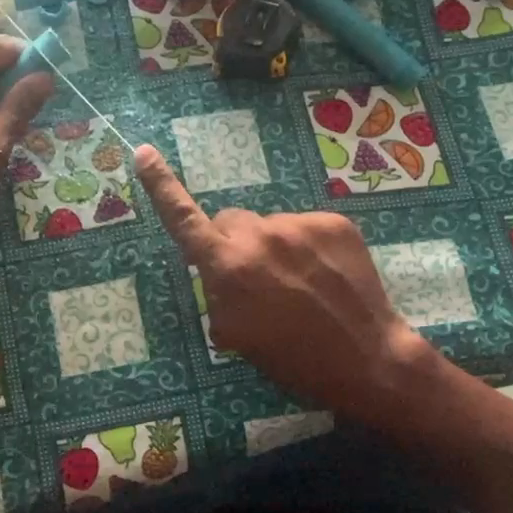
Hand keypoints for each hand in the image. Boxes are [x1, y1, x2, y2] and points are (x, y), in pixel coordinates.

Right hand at [132, 144, 434, 407]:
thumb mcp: (236, 334)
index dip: (160, 186)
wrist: (369, 360)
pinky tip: (324, 277)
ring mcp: (300, 225)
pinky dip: (307, 247)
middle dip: (232, 244)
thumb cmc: (293, 358)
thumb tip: (218, 272)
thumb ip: (218, 292)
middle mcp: (260, 236)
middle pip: (229, 222)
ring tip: (299, 286)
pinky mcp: (334, 223)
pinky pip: (304, 227)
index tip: (143, 152)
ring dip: (272, 247)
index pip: (184, 219)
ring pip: (269, 226)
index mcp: (228, 266)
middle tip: (254, 281)